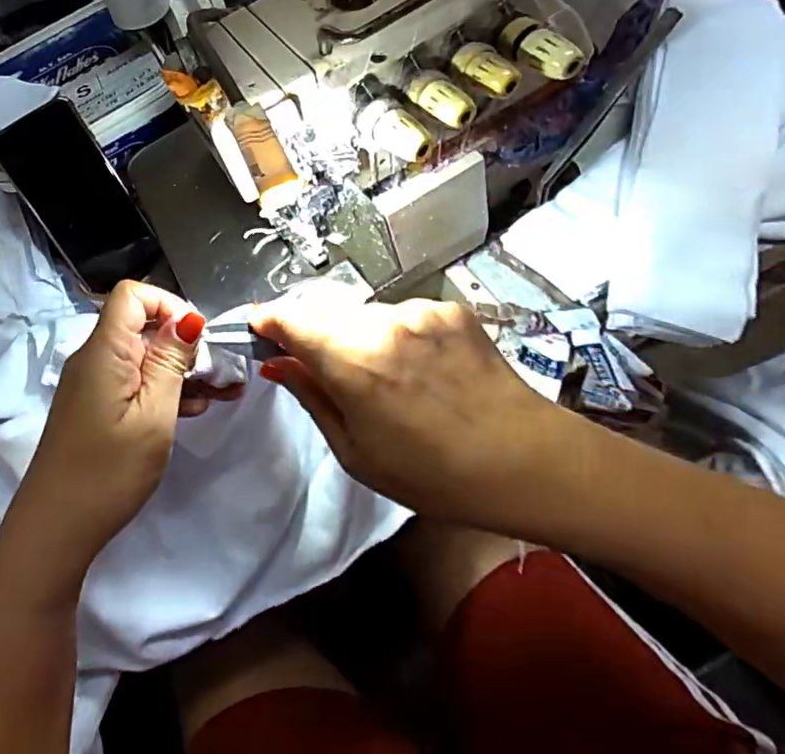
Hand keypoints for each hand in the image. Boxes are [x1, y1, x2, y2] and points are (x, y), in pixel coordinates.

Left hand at [13, 281, 208, 568]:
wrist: (55, 530)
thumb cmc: (109, 471)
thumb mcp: (153, 415)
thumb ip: (170, 362)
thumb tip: (187, 318)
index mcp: (105, 351)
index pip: (132, 295)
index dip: (168, 303)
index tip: (198, 338)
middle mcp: (95, 359)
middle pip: (141, 325)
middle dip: (184, 341)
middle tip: (222, 371)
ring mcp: (94, 384)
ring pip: (142, 357)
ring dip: (180, 369)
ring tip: (221, 392)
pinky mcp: (96, 407)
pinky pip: (133, 382)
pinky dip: (164, 390)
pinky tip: (194, 410)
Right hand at [250, 295, 580, 534]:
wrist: (525, 460)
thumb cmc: (433, 474)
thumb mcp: (357, 452)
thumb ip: (312, 397)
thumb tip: (278, 363)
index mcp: (354, 362)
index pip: (292, 320)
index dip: (270, 320)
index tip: (259, 328)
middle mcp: (383, 323)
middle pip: (327, 313)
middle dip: (315, 334)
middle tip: (323, 369)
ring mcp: (420, 310)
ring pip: (366, 313)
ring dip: (358, 334)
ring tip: (384, 378)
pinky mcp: (449, 308)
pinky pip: (403, 314)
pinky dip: (397, 334)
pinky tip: (420, 369)